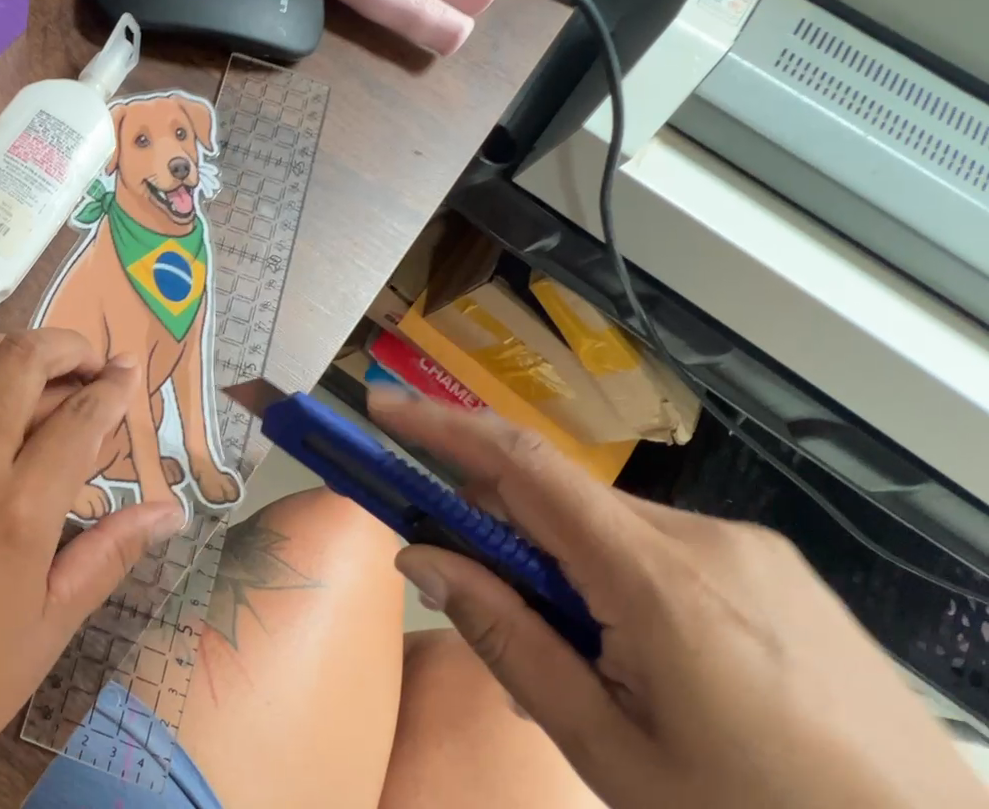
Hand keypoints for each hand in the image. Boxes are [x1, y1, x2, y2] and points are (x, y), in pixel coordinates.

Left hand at [0, 329, 181, 808]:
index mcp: (23, 510)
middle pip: (22, 366)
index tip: (127, 373)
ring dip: (5, 346)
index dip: (113, 388)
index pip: (81, 420)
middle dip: (65, 348)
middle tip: (86, 358)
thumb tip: (171, 512)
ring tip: (30, 357)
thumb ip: (109, 555)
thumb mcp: (51, 627)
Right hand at [372, 389, 988, 808]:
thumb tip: (422, 560)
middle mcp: (708, 539)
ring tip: (575, 665)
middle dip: (497, 533)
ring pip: (605, 526)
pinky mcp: (778, 573)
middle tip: (476, 606)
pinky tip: (634, 658)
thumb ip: (507, 642)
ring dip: (557, 567)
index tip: (378, 407)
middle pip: (559, 500)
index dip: (442, 427)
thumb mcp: (607, 750)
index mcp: (662, 581)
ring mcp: (753, 552)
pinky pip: (658, 549)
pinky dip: (609, 577)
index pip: (524, 468)